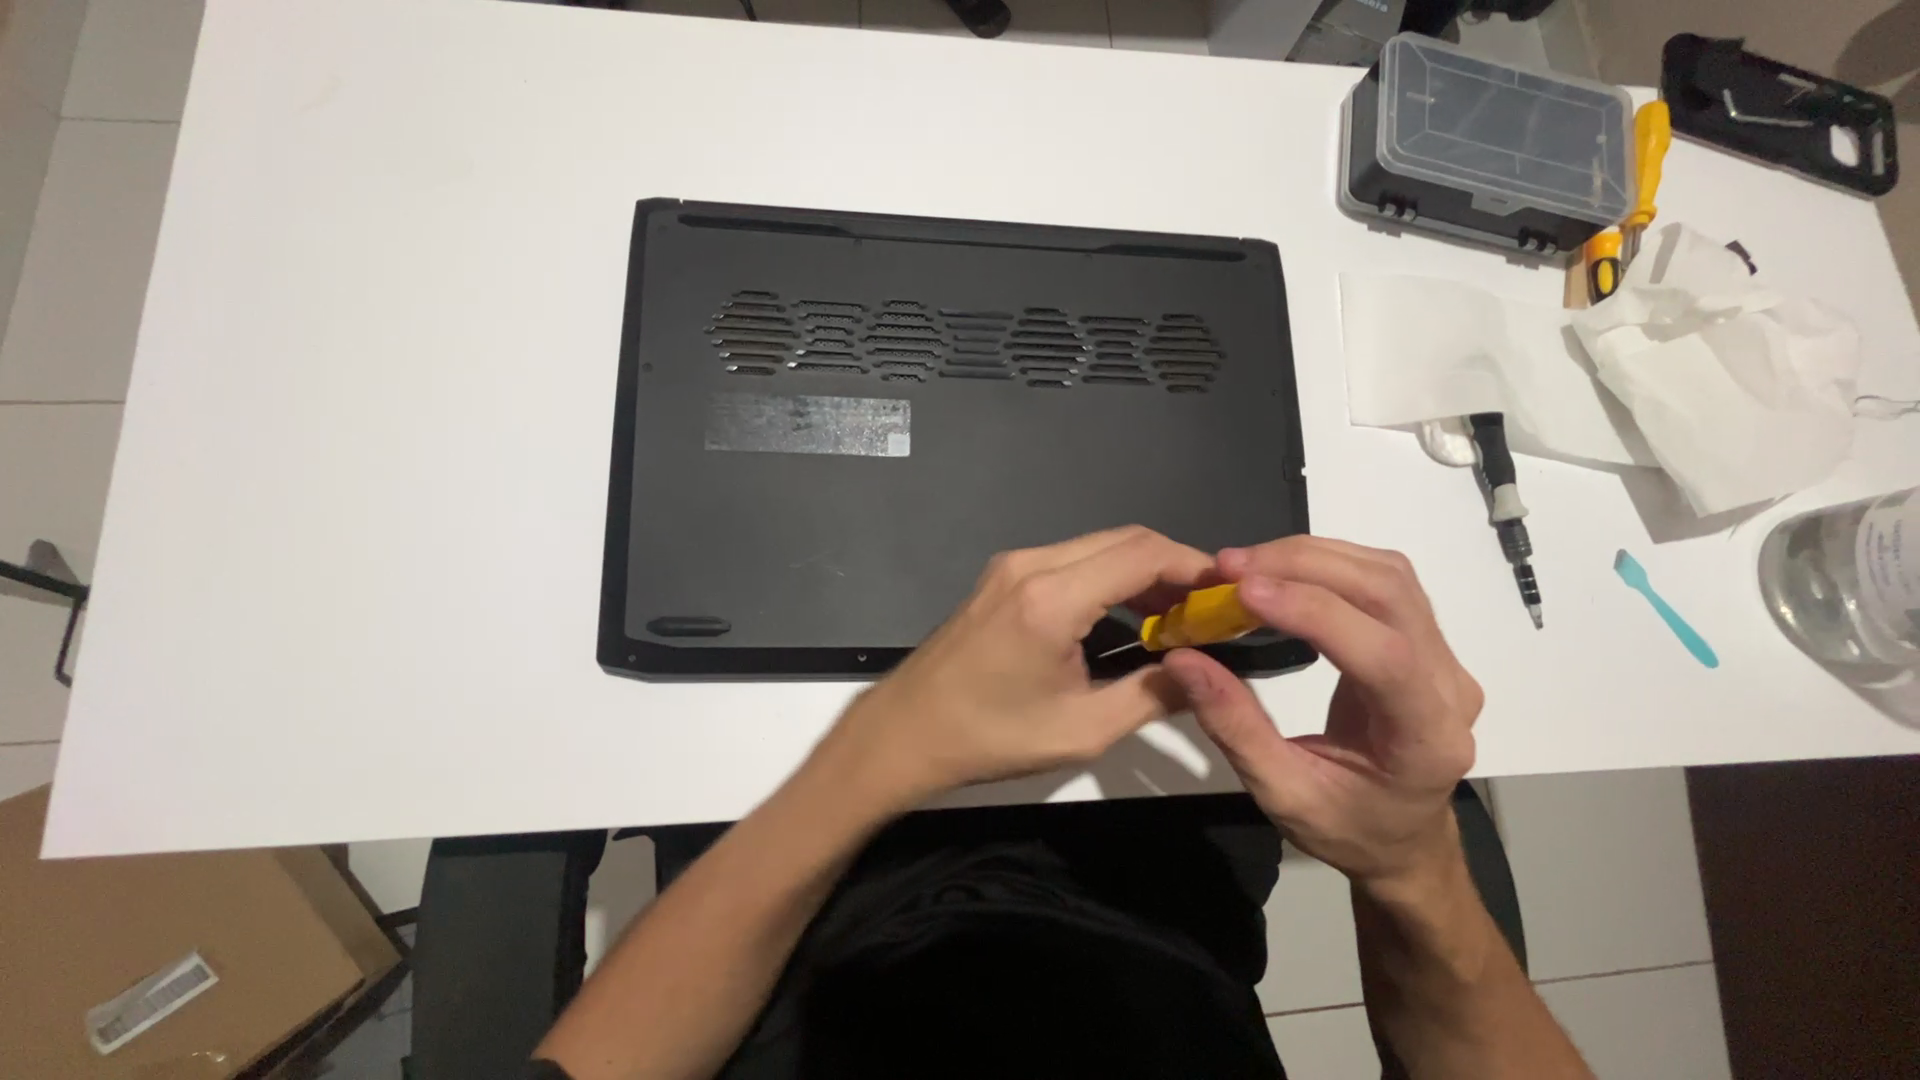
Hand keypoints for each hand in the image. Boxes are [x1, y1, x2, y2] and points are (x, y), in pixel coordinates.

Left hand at [822, 526, 1211, 808]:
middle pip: (1124, 540)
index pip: (1142, 554)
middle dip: (1174, 567)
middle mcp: (1031, 564)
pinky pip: (1071, 559)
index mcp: (1051, 598)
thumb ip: (1152, 696)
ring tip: (1176, 616)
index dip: (1195, 567)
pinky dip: (1108, 576)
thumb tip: (1205, 674)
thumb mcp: (1081, 730)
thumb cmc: (989, 738)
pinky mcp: (1002, 576)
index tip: (1229, 594)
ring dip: (1141, 571)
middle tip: (1208, 610)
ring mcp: (1011, 566)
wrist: (905, 732)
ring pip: (1097, 546)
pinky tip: (1126, 613)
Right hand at [1161, 537, 1481, 893]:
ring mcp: (1444, 658)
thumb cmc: (1348, 828)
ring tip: (1244, 566)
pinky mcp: (1426, 642)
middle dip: (1304, 566)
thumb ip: (1234, 726)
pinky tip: (1280, 571)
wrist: (1404, 842)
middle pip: (1389, 594)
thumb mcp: (1282, 794)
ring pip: (1389, 575)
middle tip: (1228, 568)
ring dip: (1312, 557)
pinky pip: (1383, 581)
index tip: (1242, 591)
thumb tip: (1183, 659)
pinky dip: (1326, 563)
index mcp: (1425, 738)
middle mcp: (1449, 685)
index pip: (1383, 655)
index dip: (1314, 613)